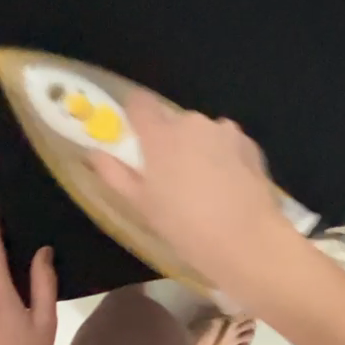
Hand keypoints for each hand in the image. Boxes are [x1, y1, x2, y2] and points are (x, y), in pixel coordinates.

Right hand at [89, 90, 302, 297]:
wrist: (246, 241)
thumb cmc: (185, 227)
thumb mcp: (141, 206)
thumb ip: (114, 174)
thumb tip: (95, 154)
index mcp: (160, 135)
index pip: (139, 103)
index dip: (135, 117)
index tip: (135, 139)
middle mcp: (192, 123)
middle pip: (173, 120)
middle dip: (169, 141)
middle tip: (171, 177)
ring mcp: (225, 131)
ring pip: (203, 132)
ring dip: (199, 148)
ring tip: (204, 186)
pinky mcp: (250, 144)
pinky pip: (228, 143)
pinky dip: (224, 157)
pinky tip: (228, 187)